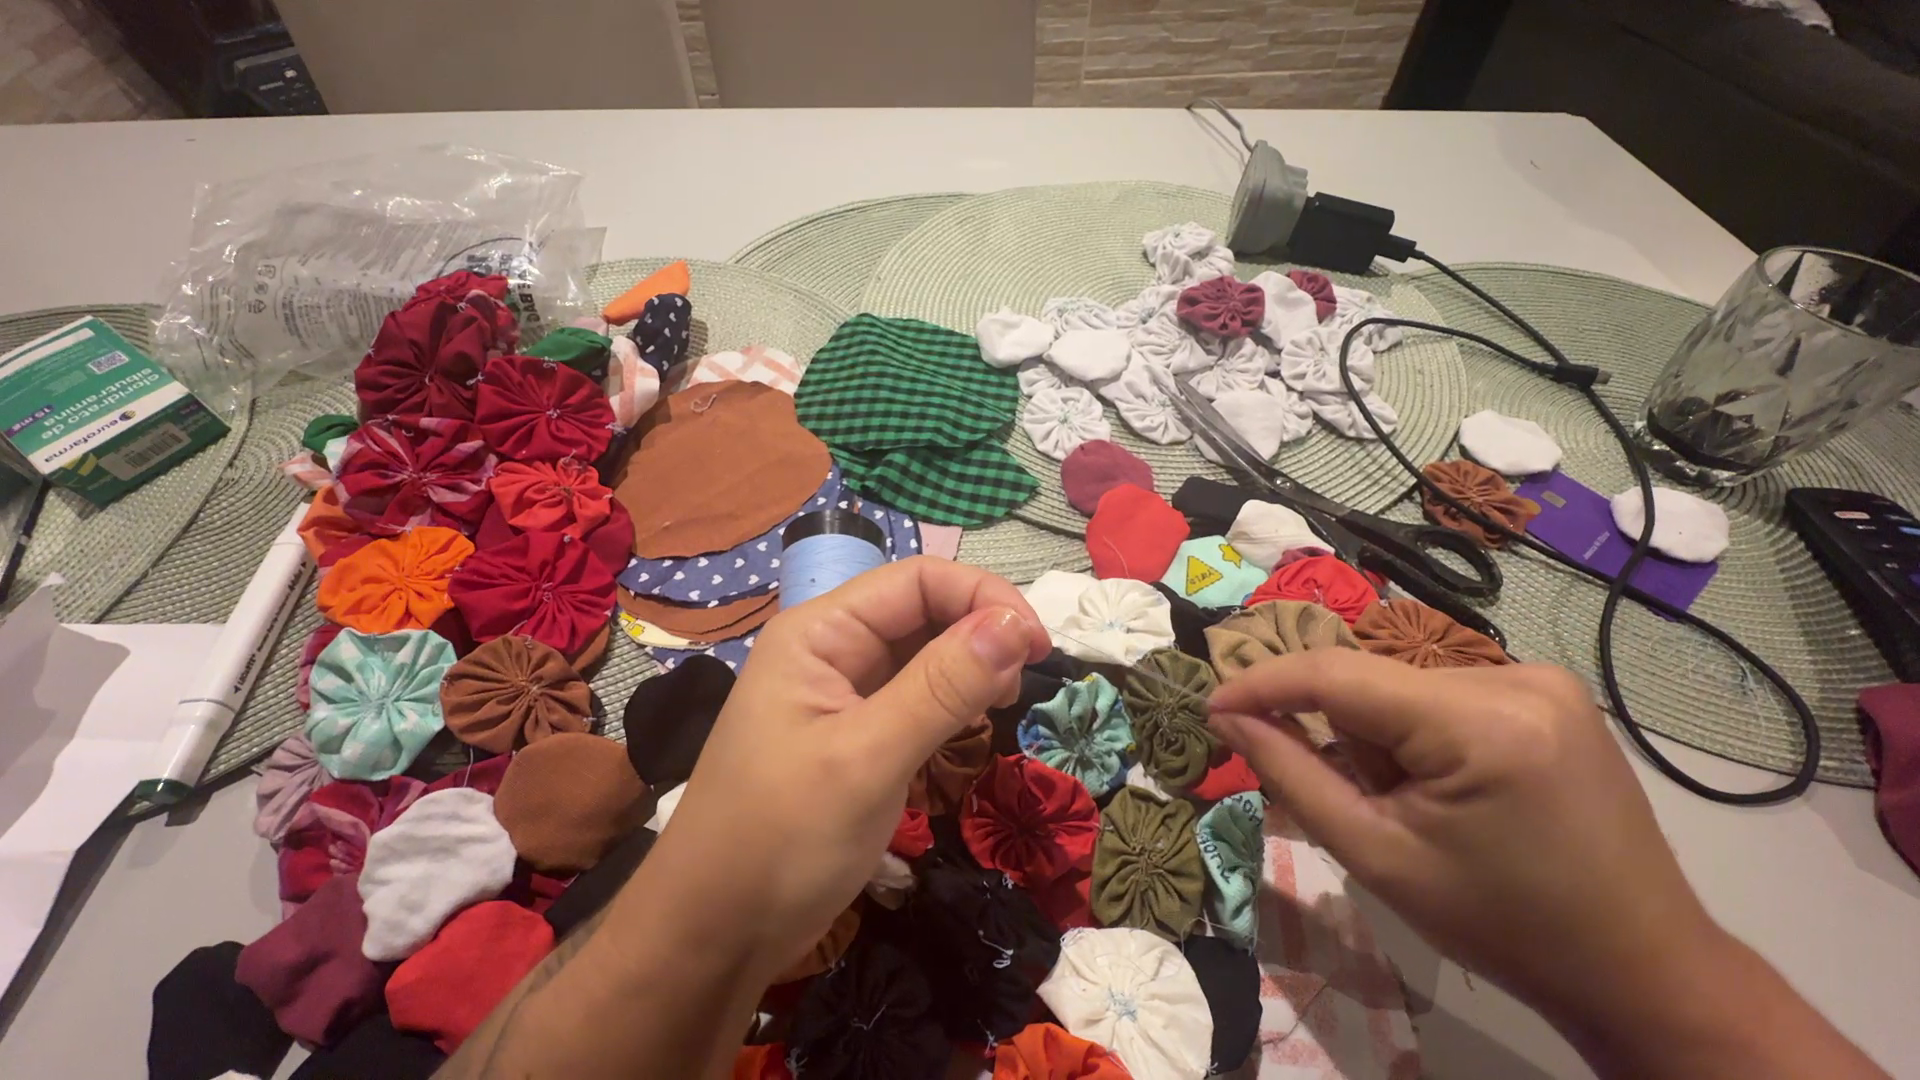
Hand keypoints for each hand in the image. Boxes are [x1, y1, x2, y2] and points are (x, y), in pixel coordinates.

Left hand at [652, 556, 1047, 980]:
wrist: (714, 934)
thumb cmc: (781, 838)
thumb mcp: (868, 757)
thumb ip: (942, 687)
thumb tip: (1017, 626)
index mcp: (820, 633)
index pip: (917, 580)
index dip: (984, 597)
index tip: (1038, 646)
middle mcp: (830, 650)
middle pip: (922, 612)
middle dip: (979, 634)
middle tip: (1020, 686)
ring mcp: (840, 695)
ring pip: (922, 656)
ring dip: (969, 670)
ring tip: (999, 707)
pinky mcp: (853, 736)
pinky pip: (913, 699)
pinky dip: (949, 705)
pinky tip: (969, 728)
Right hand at [1206, 651, 1716, 1028]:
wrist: (1639, 968)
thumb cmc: (1499, 924)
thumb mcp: (1375, 855)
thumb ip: (1291, 773)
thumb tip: (1227, 716)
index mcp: (1480, 723)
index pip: (1337, 674)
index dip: (1263, 684)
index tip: (1210, 705)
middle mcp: (1516, 677)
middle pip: (1371, 684)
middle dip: (1344, 736)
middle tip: (1366, 807)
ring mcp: (1543, 679)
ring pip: (1402, 688)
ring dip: (1382, 738)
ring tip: (1419, 807)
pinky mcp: (1551, 691)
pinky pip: (1442, 693)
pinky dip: (1420, 733)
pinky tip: (1453, 789)